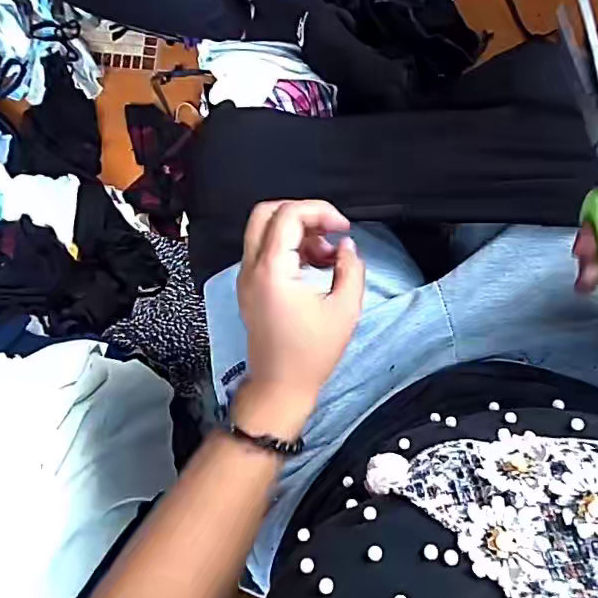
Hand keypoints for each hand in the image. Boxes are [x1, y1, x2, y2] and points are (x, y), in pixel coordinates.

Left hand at [234, 200, 364, 434]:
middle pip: (268, 213)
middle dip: (304, 213)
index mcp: (272, 270)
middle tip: (331, 229)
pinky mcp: (250, 288)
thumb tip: (346, 247)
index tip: (344, 228)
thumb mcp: (345, 309)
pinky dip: (290, 247)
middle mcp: (252, 269)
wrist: (281, 386)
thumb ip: (351, 269)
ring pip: (265, 230)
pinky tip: (315, 266)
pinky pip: (265, 251)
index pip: (288, 215)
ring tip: (328, 255)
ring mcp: (246, 278)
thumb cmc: (311, 353)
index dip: (320, 211)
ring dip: (298, 231)